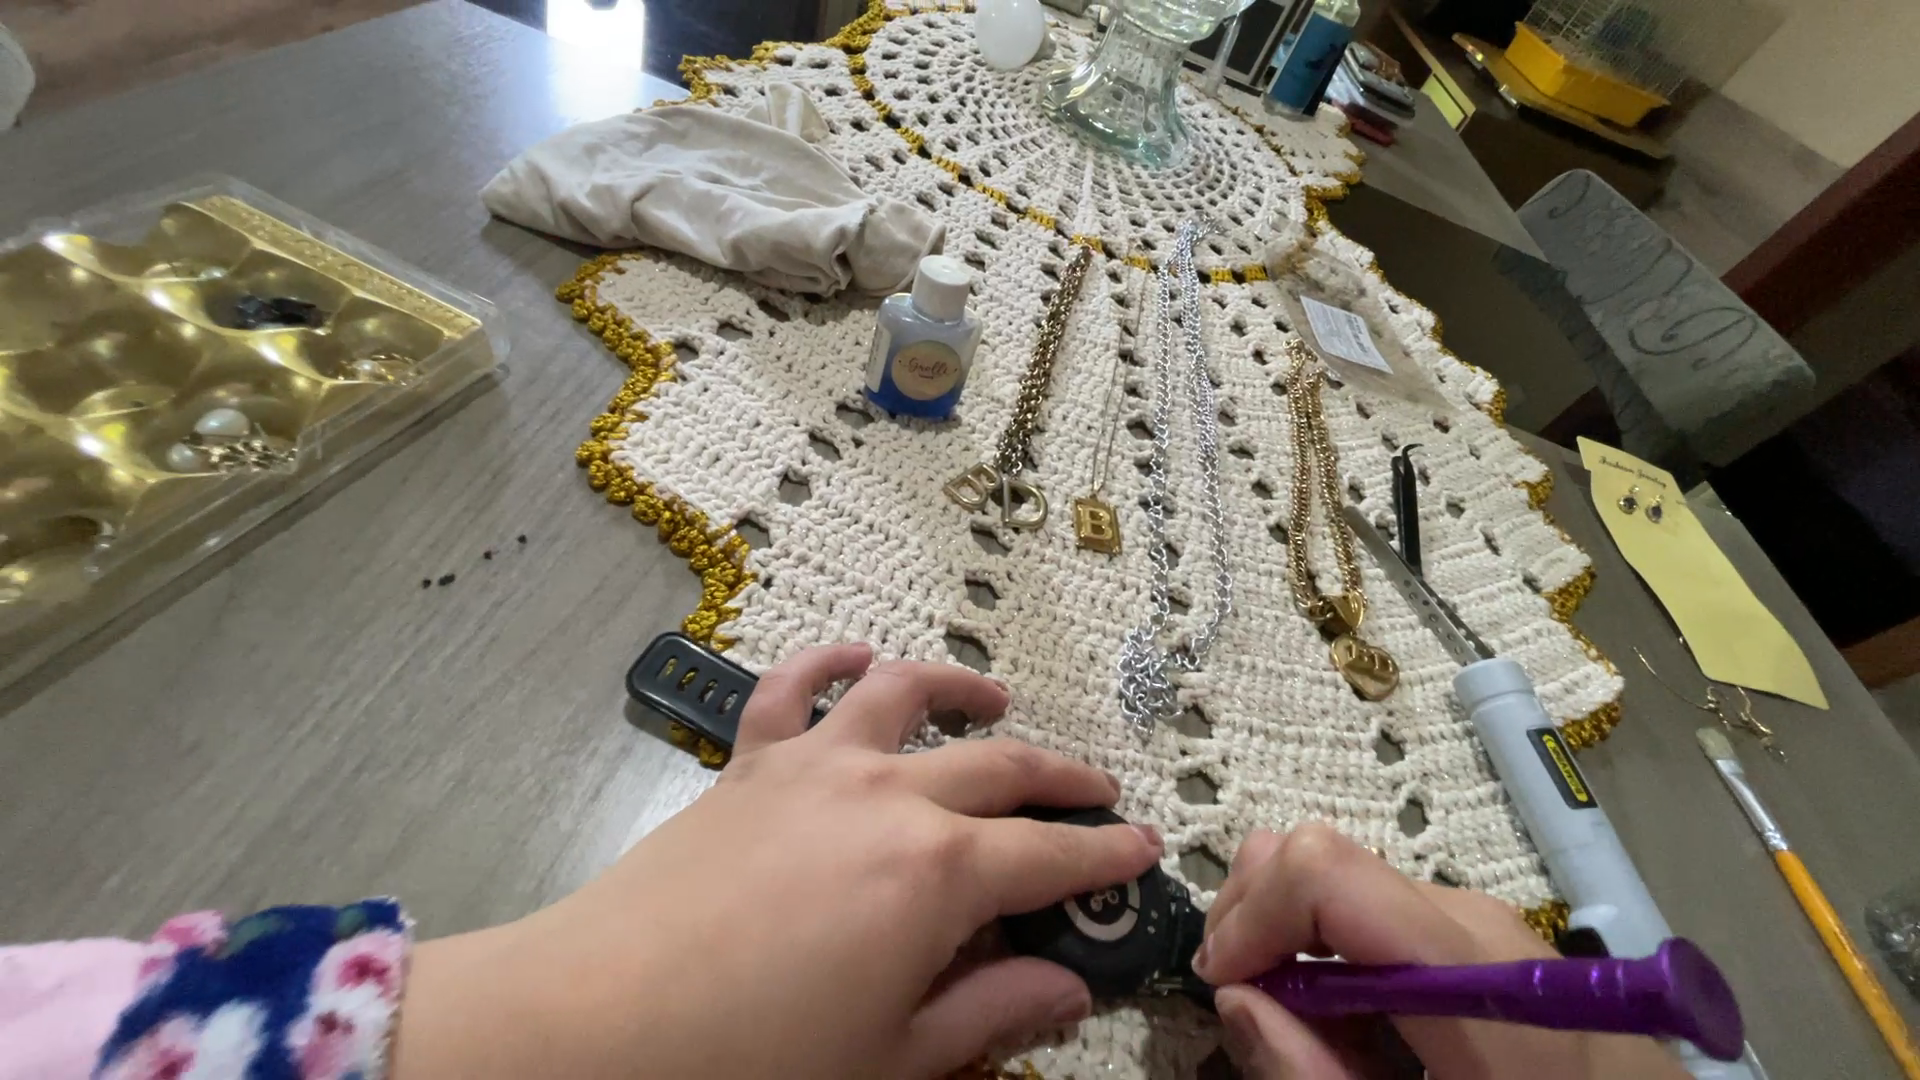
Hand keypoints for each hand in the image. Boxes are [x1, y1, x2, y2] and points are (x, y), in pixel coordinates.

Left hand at [394, 644, 1163, 1078]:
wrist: (597, 1027)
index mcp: (935, 872)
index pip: (1048, 855)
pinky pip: (793, 686)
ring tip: (994, 699)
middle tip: (1097, 787)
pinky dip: (826, 660)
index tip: (1146, 843)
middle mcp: (890, 794)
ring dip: (959, 689)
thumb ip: (989, 1009)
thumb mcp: (892, 1058)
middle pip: (999, 766)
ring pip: (906, 693)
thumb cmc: (754, 1060)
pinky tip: (855, 658)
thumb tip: (1069, 987)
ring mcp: (820, 762)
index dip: (1105, 850)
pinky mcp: (756, 756)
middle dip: (1060, 776)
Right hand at [1193, 825, 1690, 1078]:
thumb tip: (1234, 995)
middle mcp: (1473, 921)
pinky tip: (1346, 1022)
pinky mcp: (1478, 932)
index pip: (1328, 873)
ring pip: (1334, 874)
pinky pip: (1367, 904)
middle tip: (1246, 1001)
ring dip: (1285, 934)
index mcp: (1477, 983)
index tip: (1222, 985)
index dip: (1253, 914)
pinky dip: (1324, 945)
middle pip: (1319, 856)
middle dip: (1254, 915)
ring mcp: (1479, 920)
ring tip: (1301, 1026)